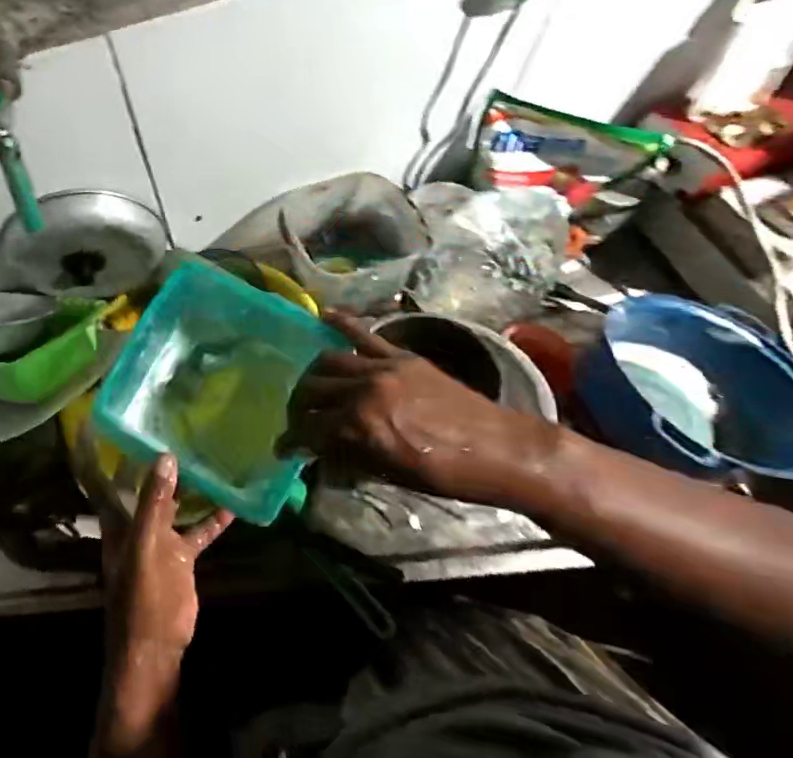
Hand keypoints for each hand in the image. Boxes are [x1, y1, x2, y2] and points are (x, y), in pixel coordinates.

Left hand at [99, 453, 233, 655]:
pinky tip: (231, 506)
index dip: (114, 454)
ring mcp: (159, 540)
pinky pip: (197, 532)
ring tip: (207, 460)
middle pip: (144, 488)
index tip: (127, 426)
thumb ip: (154, 502)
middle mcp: (135, 524)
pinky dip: (211, 520)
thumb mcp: (146, 544)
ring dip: (187, 489)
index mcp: (116, 519)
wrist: (156, 645)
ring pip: (174, 506)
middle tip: (176, 433)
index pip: (110, 477)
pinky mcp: (180, 557)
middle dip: (156, 465)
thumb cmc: (141, 594)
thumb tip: (164, 458)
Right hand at [281, 311, 565, 508]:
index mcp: (360, 426)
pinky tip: (323, 317)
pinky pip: (362, 334)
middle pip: (310, 391)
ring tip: (313, 386)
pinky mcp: (400, 356)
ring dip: (313, 375)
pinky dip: (341, 324)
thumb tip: (317, 452)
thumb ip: (348, 456)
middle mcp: (363, 392)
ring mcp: (382, 369)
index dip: (292, 440)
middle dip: (298, 407)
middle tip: (299, 418)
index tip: (286, 448)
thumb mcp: (391, 474)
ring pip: (327, 361)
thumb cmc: (449, 475)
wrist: (507, 453)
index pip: (308, 429)